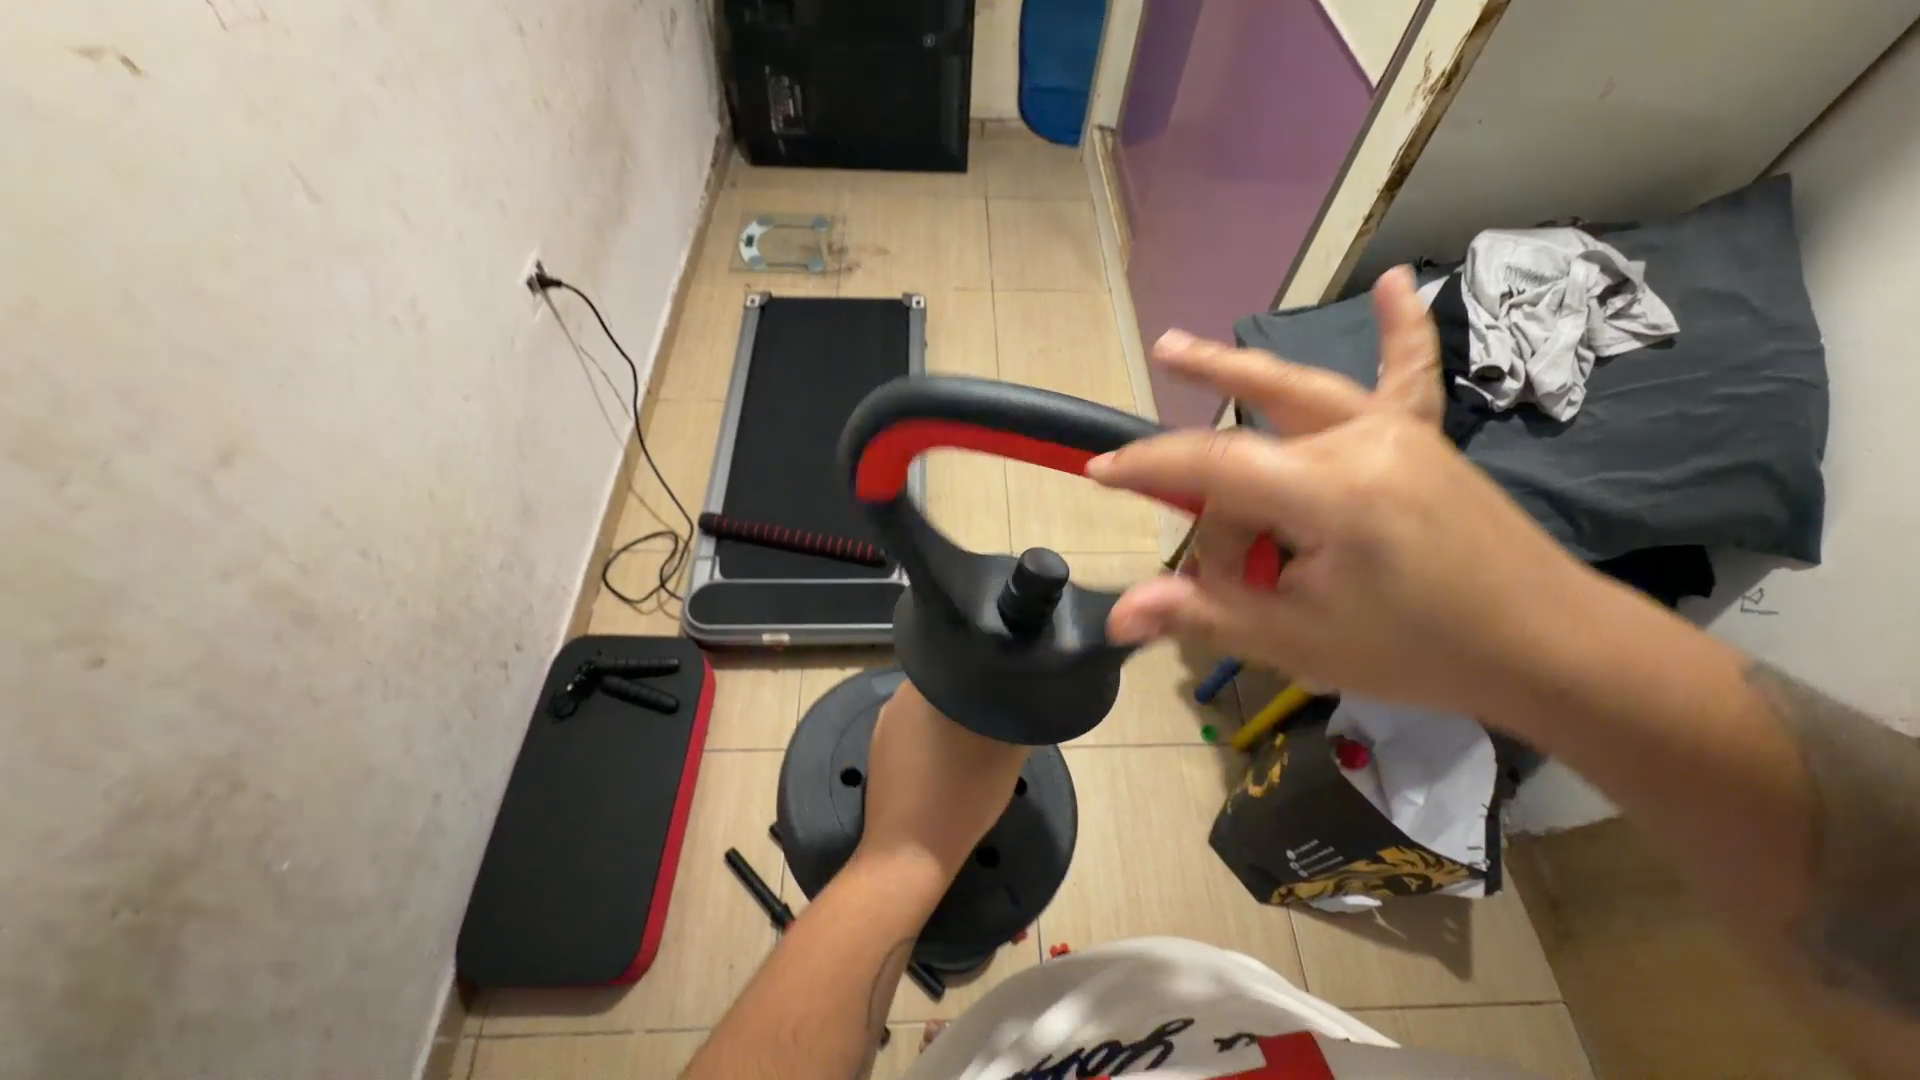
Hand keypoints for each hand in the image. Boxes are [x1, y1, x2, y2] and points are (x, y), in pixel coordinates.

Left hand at [854, 680, 1030, 883]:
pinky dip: (935, 741)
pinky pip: (914, 734)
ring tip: (981, 739)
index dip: (987, 669)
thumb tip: (1028, 702)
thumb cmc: (960, 795)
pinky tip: (952, 763)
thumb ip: (1020, 719)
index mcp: (923, 685)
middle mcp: (897, 698)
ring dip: (953, 720)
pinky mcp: (879, 755)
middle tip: (1001, 713)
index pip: (960, 658)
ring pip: (928, 710)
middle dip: (971, 696)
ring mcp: (883, 728)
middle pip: (944, 685)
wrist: (909, 854)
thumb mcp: (1007, 754)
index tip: (1008, 685)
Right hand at [1089, 267, 1591, 715]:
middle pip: (1251, 429)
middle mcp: (1361, 443)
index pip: (1215, 464)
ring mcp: (1399, 433)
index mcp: (1330, 494)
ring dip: (1240, 374)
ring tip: (1178, 350)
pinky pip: (1408, 377)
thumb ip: (1205, 614)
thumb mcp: (1299, 641)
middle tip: (1141, 433)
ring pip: (1300, 397)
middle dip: (1198, 432)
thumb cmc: (1419, 651)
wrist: (1548, 647)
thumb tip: (1119, 616)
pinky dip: (1400, 331)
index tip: (1099, 471)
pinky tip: (1398, 282)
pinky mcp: (1426, 440)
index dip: (1150, 466)